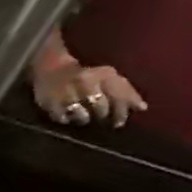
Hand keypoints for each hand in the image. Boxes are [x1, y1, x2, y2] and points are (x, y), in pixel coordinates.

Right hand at [29, 51, 146, 127]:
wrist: (52, 68)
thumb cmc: (85, 76)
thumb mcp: (107, 77)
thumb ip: (125, 92)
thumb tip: (142, 108)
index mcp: (103, 75)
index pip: (119, 96)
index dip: (121, 111)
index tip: (120, 122)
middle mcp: (86, 82)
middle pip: (101, 108)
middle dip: (102, 116)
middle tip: (101, 121)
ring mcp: (66, 93)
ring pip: (82, 116)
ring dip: (84, 119)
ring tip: (83, 117)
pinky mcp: (50, 103)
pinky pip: (63, 118)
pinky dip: (67, 119)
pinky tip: (67, 116)